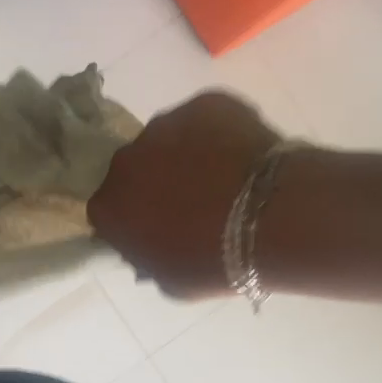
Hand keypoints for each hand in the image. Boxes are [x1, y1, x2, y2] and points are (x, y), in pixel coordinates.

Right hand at [88, 92, 280, 297]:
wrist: (274, 216)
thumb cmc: (213, 262)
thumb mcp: (167, 280)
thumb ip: (146, 258)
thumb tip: (148, 247)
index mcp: (107, 207)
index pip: (108, 211)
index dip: (130, 218)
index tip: (152, 229)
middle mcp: (124, 161)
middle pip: (132, 170)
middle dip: (152, 183)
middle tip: (188, 202)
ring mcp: (163, 126)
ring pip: (165, 141)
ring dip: (182, 155)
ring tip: (218, 175)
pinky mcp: (204, 102)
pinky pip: (202, 119)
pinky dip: (215, 132)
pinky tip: (239, 154)